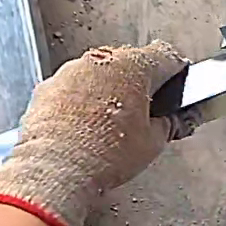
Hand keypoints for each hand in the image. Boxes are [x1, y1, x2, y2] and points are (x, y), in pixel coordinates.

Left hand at [0, 41, 187, 225]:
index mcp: (133, 67)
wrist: (56, 169)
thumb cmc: (104, 154)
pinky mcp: (48, 89)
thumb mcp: (152, 143)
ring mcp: (70, 72)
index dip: (175, 70)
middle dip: (138, 84)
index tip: (177, 82)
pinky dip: (79, 104)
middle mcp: (101, 61)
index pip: (164, 56)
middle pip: (128, 63)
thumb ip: (167, 125)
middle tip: (144, 113)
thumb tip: (169, 122)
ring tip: (109, 127)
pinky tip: (83, 130)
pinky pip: (71, 90)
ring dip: (106, 92)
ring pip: (98, 76)